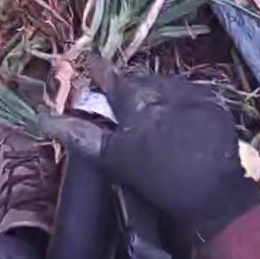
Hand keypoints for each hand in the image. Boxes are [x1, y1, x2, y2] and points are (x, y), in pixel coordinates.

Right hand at [76, 64, 259, 241]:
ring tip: (152, 113)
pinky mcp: (212, 102)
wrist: (215, 195)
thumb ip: (79, 135)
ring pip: (163, 84)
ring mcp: (191, 93)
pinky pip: (188, 93)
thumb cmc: (159, 178)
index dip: (96, 69)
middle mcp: (163, 87)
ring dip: (154, 93)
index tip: (89, 63)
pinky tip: (178, 120)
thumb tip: (43, 118)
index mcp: (135, 99)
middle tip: (123, 104)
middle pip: (138, 79)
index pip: (109, 74)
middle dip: (128, 87)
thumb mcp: (114, 159)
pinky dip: (178, 102)